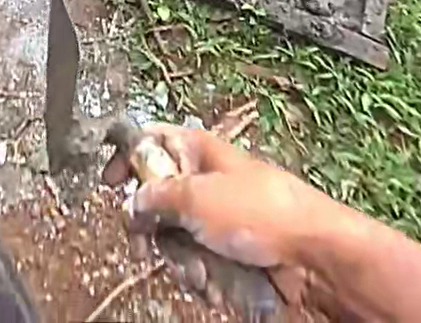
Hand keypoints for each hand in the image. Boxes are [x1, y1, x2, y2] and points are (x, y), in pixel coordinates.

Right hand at [102, 125, 341, 307]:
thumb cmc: (257, 209)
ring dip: (180, 257)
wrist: (313, 254)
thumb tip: (130, 202)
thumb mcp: (196, 195)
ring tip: (201, 267)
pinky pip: (196, 260)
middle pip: (156, 197)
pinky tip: (215, 281)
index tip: (107, 179)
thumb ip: (155, 196)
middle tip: (148, 242)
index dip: (126, 154)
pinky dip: (201, 274)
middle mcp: (202, 178)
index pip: (150, 139)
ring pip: (173, 236)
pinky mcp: (227, 249)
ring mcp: (214, 215)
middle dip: (153, 227)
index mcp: (196, 148)